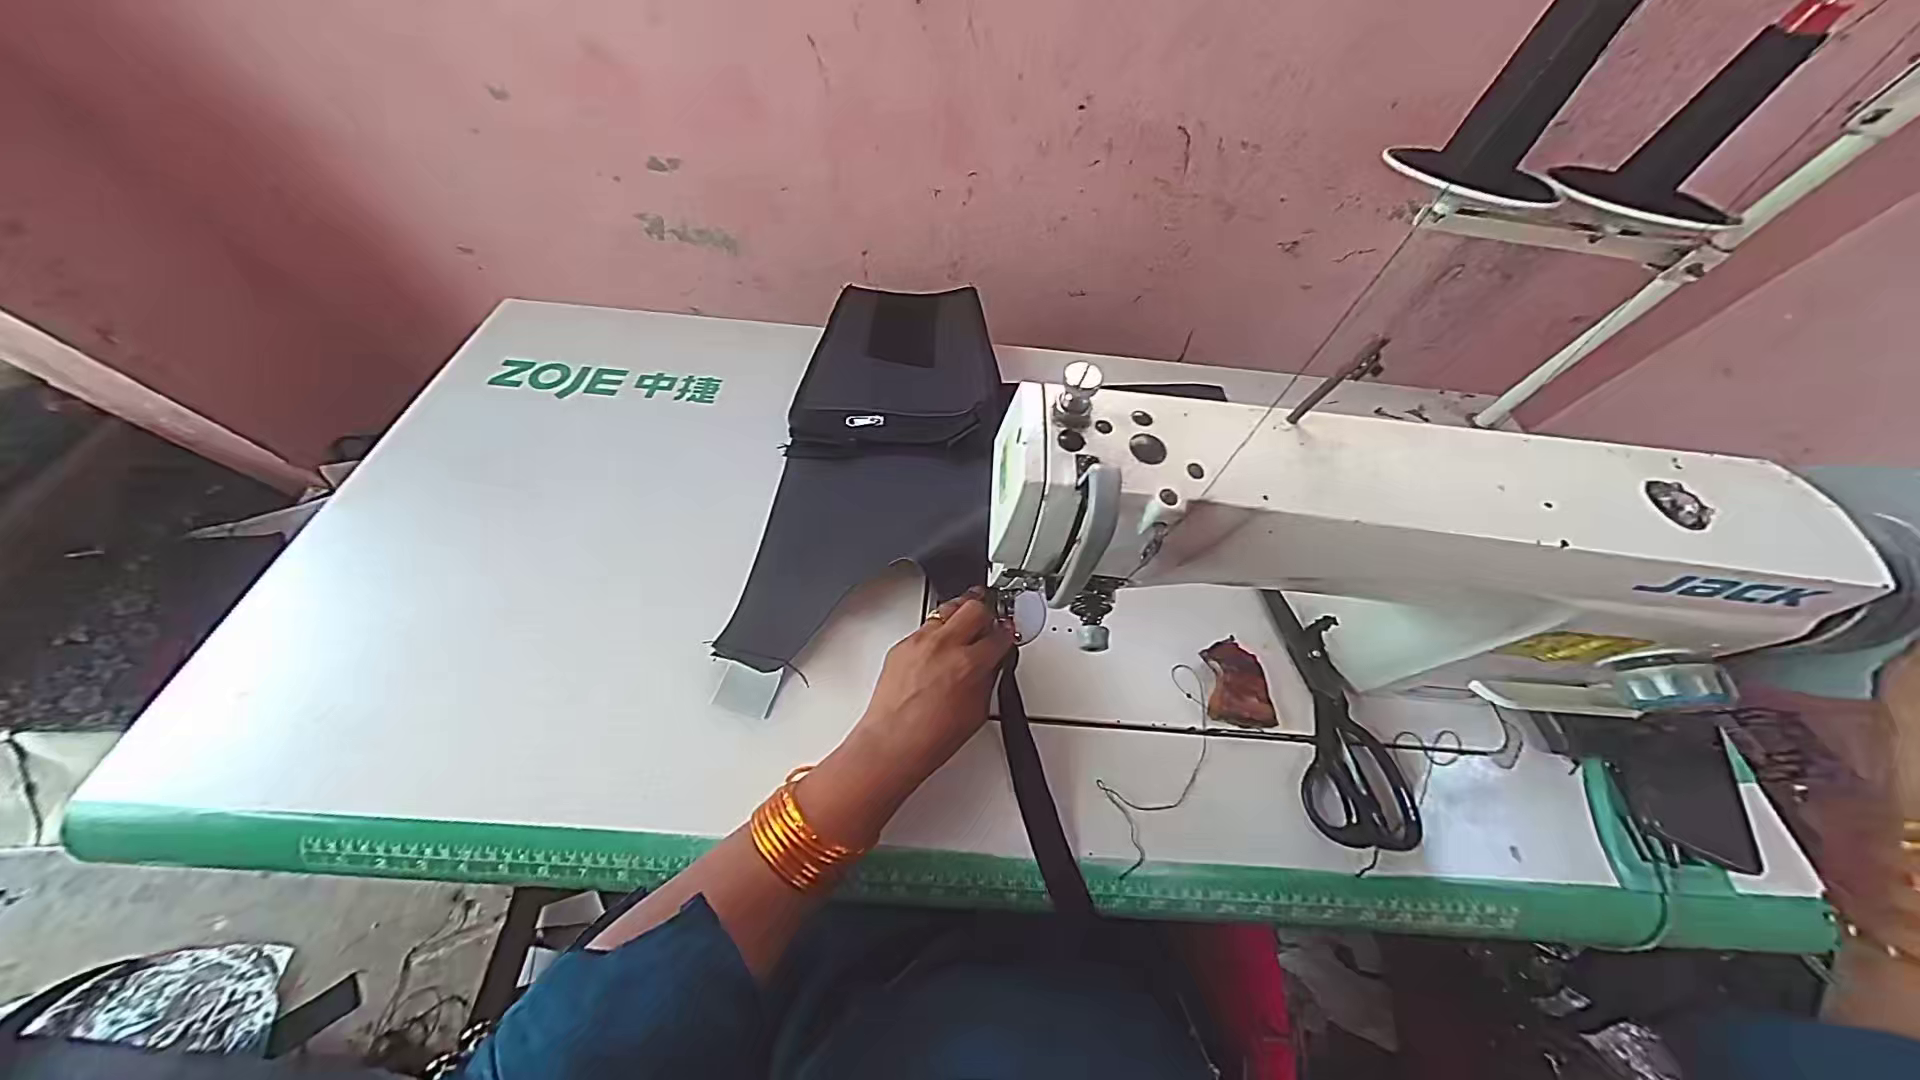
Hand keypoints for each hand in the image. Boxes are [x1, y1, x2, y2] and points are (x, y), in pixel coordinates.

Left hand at [850, 586, 1014, 782]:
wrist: (892, 743)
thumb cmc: (929, 738)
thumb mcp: (977, 711)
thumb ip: (988, 678)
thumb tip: (992, 663)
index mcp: (968, 664)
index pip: (999, 634)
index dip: (1007, 633)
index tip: (1007, 633)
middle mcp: (944, 646)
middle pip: (974, 607)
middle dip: (987, 613)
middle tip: (990, 620)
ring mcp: (920, 642)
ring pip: (948, 608)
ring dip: (961, 613)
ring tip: (967, 621)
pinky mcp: (901, 645)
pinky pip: (925, 626)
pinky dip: (937, 630)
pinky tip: (941, 643)